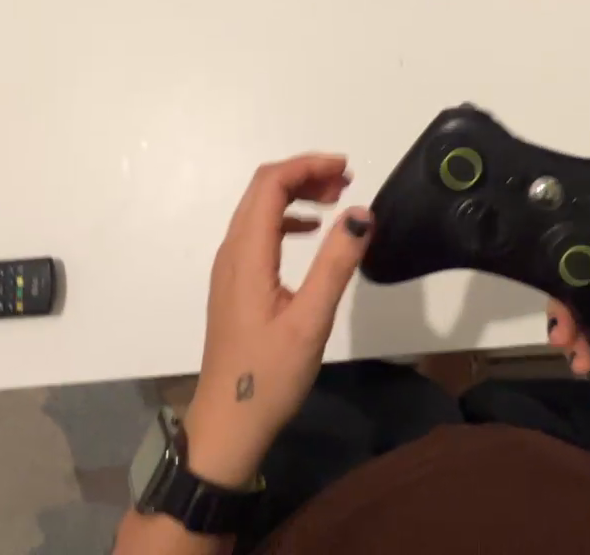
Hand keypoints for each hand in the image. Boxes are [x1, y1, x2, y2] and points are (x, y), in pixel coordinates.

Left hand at [186, 154, 373, 487]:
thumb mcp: (311, 321)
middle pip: (262, 189)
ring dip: (296, 195)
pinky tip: (312, 232)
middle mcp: (232, 250)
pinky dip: (287, 219)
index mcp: (247, 253)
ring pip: (259, 209)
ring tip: (337, 199)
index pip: (269, 184)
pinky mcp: (236, 282)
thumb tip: (361, 212)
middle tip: (347, 181)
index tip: (346, 168)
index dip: (306, 165)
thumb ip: (336, 263)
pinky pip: (259, 232)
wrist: (229, 423)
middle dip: (304, 174)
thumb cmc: (270, 375)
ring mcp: (230, 266)